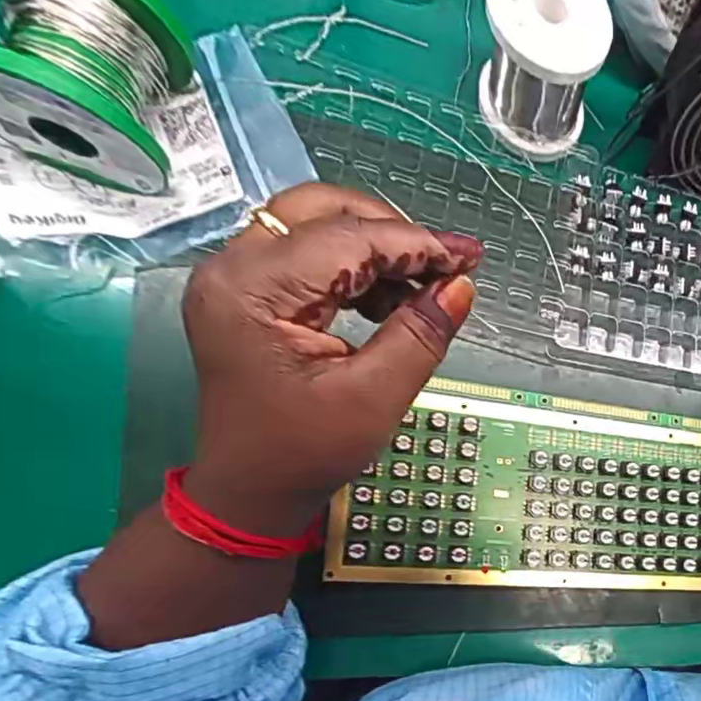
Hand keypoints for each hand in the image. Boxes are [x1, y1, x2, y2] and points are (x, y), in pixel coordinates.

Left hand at [180, 183, 482, 534]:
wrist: (252, 490)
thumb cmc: (303, 454)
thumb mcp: (372, 399)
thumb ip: (419, 336)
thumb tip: (459, 287)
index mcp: (252, 291)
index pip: (346, 240)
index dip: (415, 244)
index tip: (467, 257)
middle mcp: (232, 269)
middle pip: (323, 210)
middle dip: (392, 233)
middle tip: (445, 265)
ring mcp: (236, 278)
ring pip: (317, 226)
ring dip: (376, 249)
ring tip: (421, 290)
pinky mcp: (250, 292)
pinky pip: (310, 256)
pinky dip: (356, 270)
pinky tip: (388, 301)